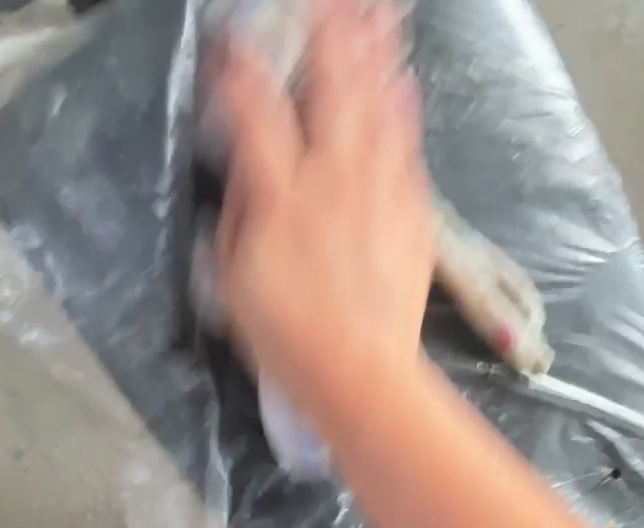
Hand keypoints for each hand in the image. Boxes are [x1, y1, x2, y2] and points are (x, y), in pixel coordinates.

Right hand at [210, 0, 435, 420]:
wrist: (360, 375)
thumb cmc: (289, 340)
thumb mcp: (237, 284)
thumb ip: (242, 217)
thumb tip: (248, 175)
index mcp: (281, 199)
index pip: (256, 115)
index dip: (241, 73)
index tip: (231, 42)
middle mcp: (333, 183)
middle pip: (330, 92)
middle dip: (325, 36)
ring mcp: (378, 196)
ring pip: (376, 111)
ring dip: (371, 57)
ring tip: (372, 14)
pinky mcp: (412, 217)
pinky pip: (408, 152)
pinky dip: (405, 113)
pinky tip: (404, 83)